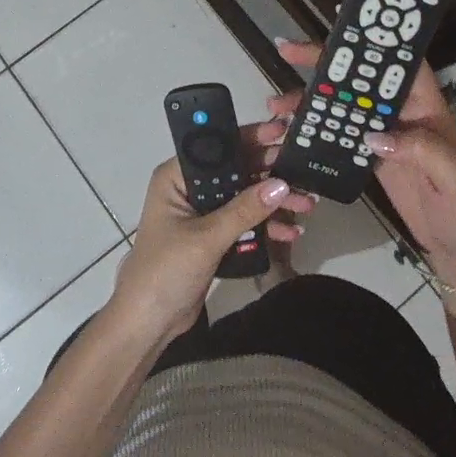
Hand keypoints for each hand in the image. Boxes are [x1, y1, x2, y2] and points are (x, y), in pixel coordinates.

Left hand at [110, 145, 313, 343]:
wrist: (148, 324)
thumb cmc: (165, 272)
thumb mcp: (206, 238)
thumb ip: (244, 210)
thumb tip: (282, 185)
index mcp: (176, 177)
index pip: (217, 148)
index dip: (249, 138)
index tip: (281, 133)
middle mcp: (189, 189)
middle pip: (235, 172)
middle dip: (269, 176)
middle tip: (304, 173)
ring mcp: (202, 214)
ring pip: (243, 198)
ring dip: (273, 203)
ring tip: (307, 207)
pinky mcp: (213, 237)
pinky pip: (244, 223)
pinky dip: (265, 226)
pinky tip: (290, 232)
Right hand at [275, 40, 455, 276]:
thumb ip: (422, 151)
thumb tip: (374, 135)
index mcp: (427, 108)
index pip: (401, 64)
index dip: (374, 42)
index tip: (340, 29)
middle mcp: (402, 115)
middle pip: (360, 80)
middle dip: (324, 64)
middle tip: (286, 52)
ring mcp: (385, 137)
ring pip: (343, 107)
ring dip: (311, 101)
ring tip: (277, 104)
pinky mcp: (371, 160)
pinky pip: (339, 136)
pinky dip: (315, 131)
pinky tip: (291, 132)